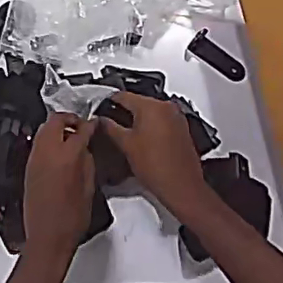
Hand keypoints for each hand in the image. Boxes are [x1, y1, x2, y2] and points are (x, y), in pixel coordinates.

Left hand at [22, 113, 98, 262]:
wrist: (47, 236)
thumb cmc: (69, 220)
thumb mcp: (89, 189)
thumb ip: (87, 163)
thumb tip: (86, 150)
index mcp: (67, 157)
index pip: (80, 130)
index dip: (90, 124)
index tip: (94, 124)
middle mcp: (47, 154)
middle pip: (56, 120)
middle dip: (69, 119)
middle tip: (80, 125)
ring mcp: (34, 159)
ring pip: (44, 129)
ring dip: (57, 128)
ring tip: (70, 136)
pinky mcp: (28, 167)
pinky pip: (38, 144)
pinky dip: (48, 140)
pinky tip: (59, 151)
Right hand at [100, 92, 208, 212]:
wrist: (181, 187)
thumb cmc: (157, 168)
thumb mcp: (125, 145)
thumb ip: (110, 127)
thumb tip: (102, 120)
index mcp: (152, 107)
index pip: (123, 95)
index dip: (109, 102)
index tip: (101, 108)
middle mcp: (167, 108)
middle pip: (138, 102)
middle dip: (123, 112)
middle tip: (109, 123)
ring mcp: (176, 118)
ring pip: (150, 112)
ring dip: (137, 120)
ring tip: (124, 134)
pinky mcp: (181, 129)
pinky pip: (161, 120)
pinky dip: (150, 126)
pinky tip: (141, 140)